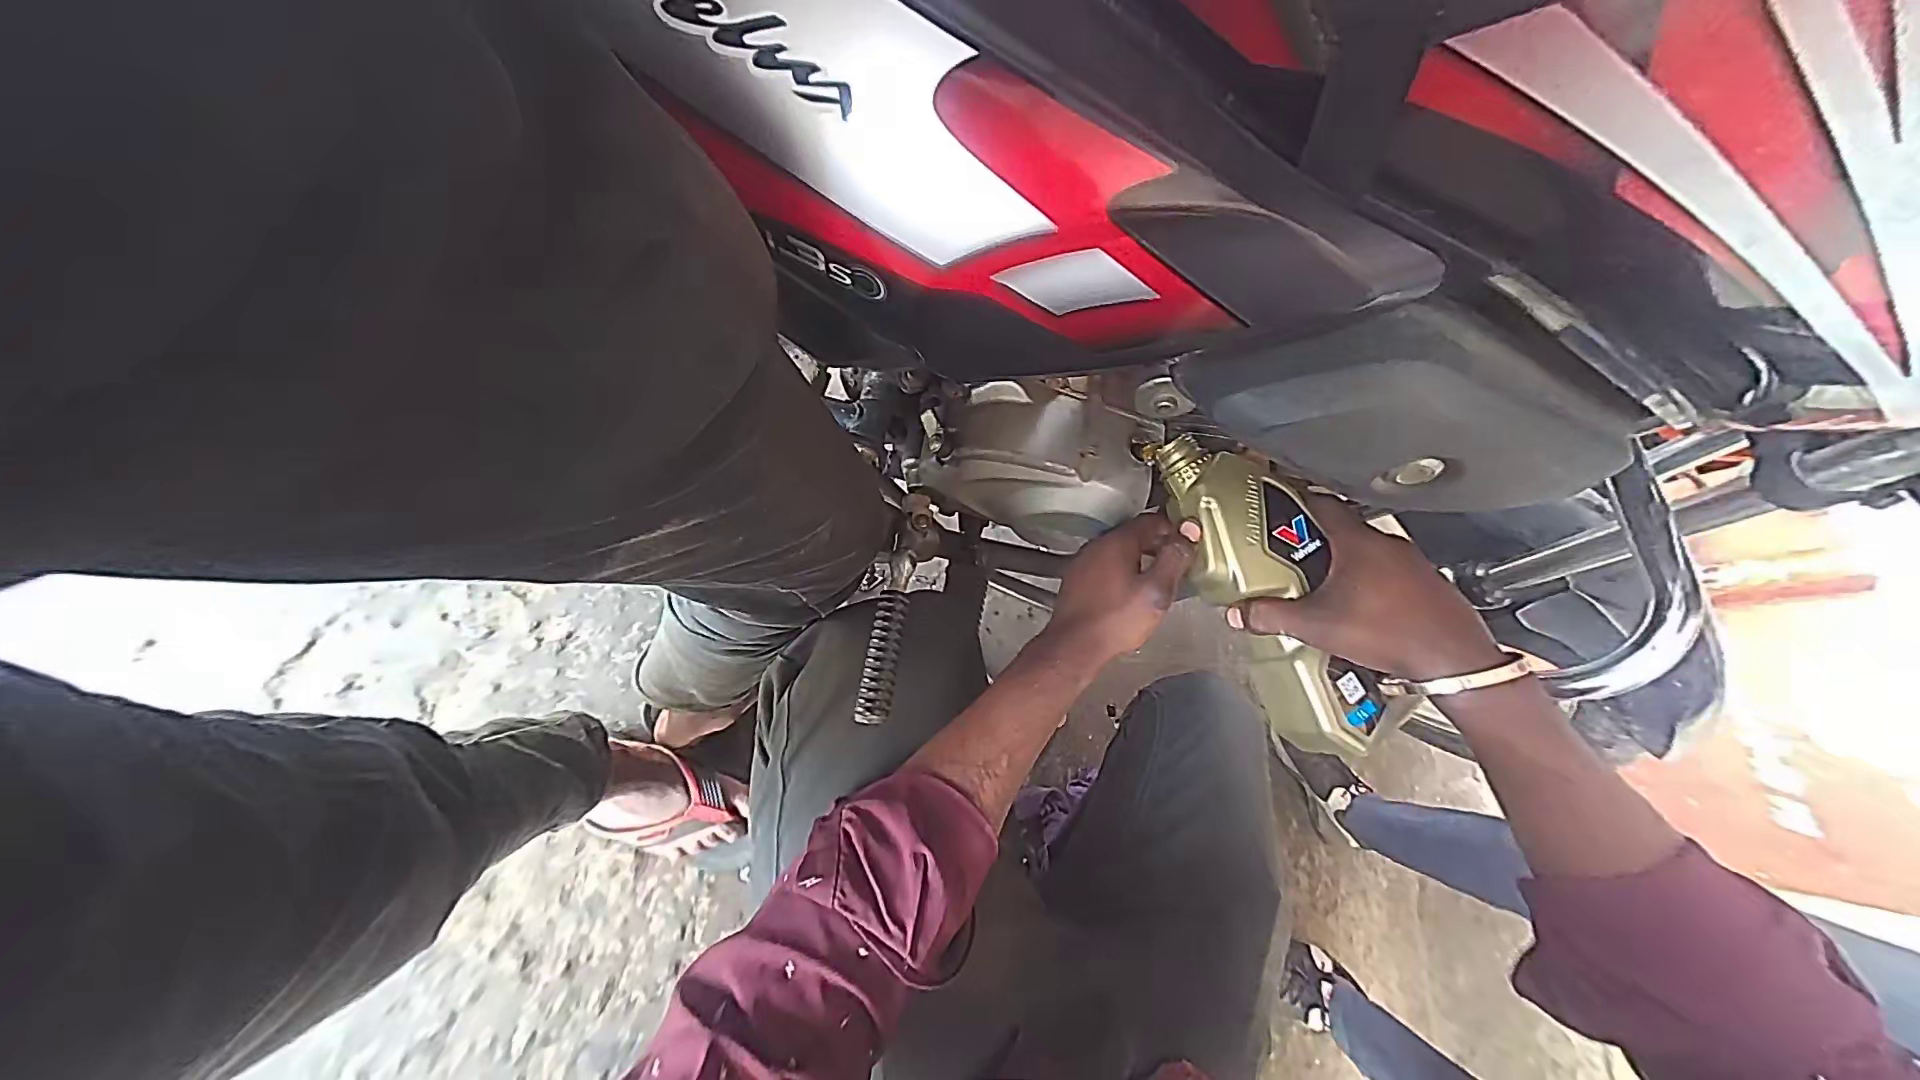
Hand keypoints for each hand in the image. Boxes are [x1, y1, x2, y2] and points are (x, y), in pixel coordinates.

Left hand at [1041, 513, 1194, 666]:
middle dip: (1157, 543)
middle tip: (1176, 559)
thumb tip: (1187, 533)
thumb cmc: (1116, 620)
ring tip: (1157, 576)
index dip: (1173, 528)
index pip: (1151, 520)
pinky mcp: (1075, 581)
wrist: (1074, 646)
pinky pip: (1103, 567)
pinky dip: (1120, 571)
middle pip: (1132, 534)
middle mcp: (1096, 546)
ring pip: (1117, 551)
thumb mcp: (1156, 591)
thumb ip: (1173, 559)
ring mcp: (1082, 563)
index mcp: (1117, 542)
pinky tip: (1129, 590)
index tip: (1188, 540)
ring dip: (1138, 558)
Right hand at [1223, 495, 1506, 679]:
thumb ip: (1271, 615)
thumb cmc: (1392, 633)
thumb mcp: (1315, 625)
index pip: (1323, 504)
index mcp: (1358, 543)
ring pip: (1366, 551)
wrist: (1451, 660)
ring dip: (1342, 561)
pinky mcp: (1425, 584)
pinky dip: (1367, 580)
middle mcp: (1387, 546)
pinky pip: (1387, 571)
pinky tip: (1355, 604)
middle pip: (1342, 528)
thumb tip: (1242, 613)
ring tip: (1319, 583)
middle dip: (1314, 538)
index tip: (1283, 499)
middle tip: (1291, 551)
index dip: (1298, 499)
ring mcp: (1410, 564)